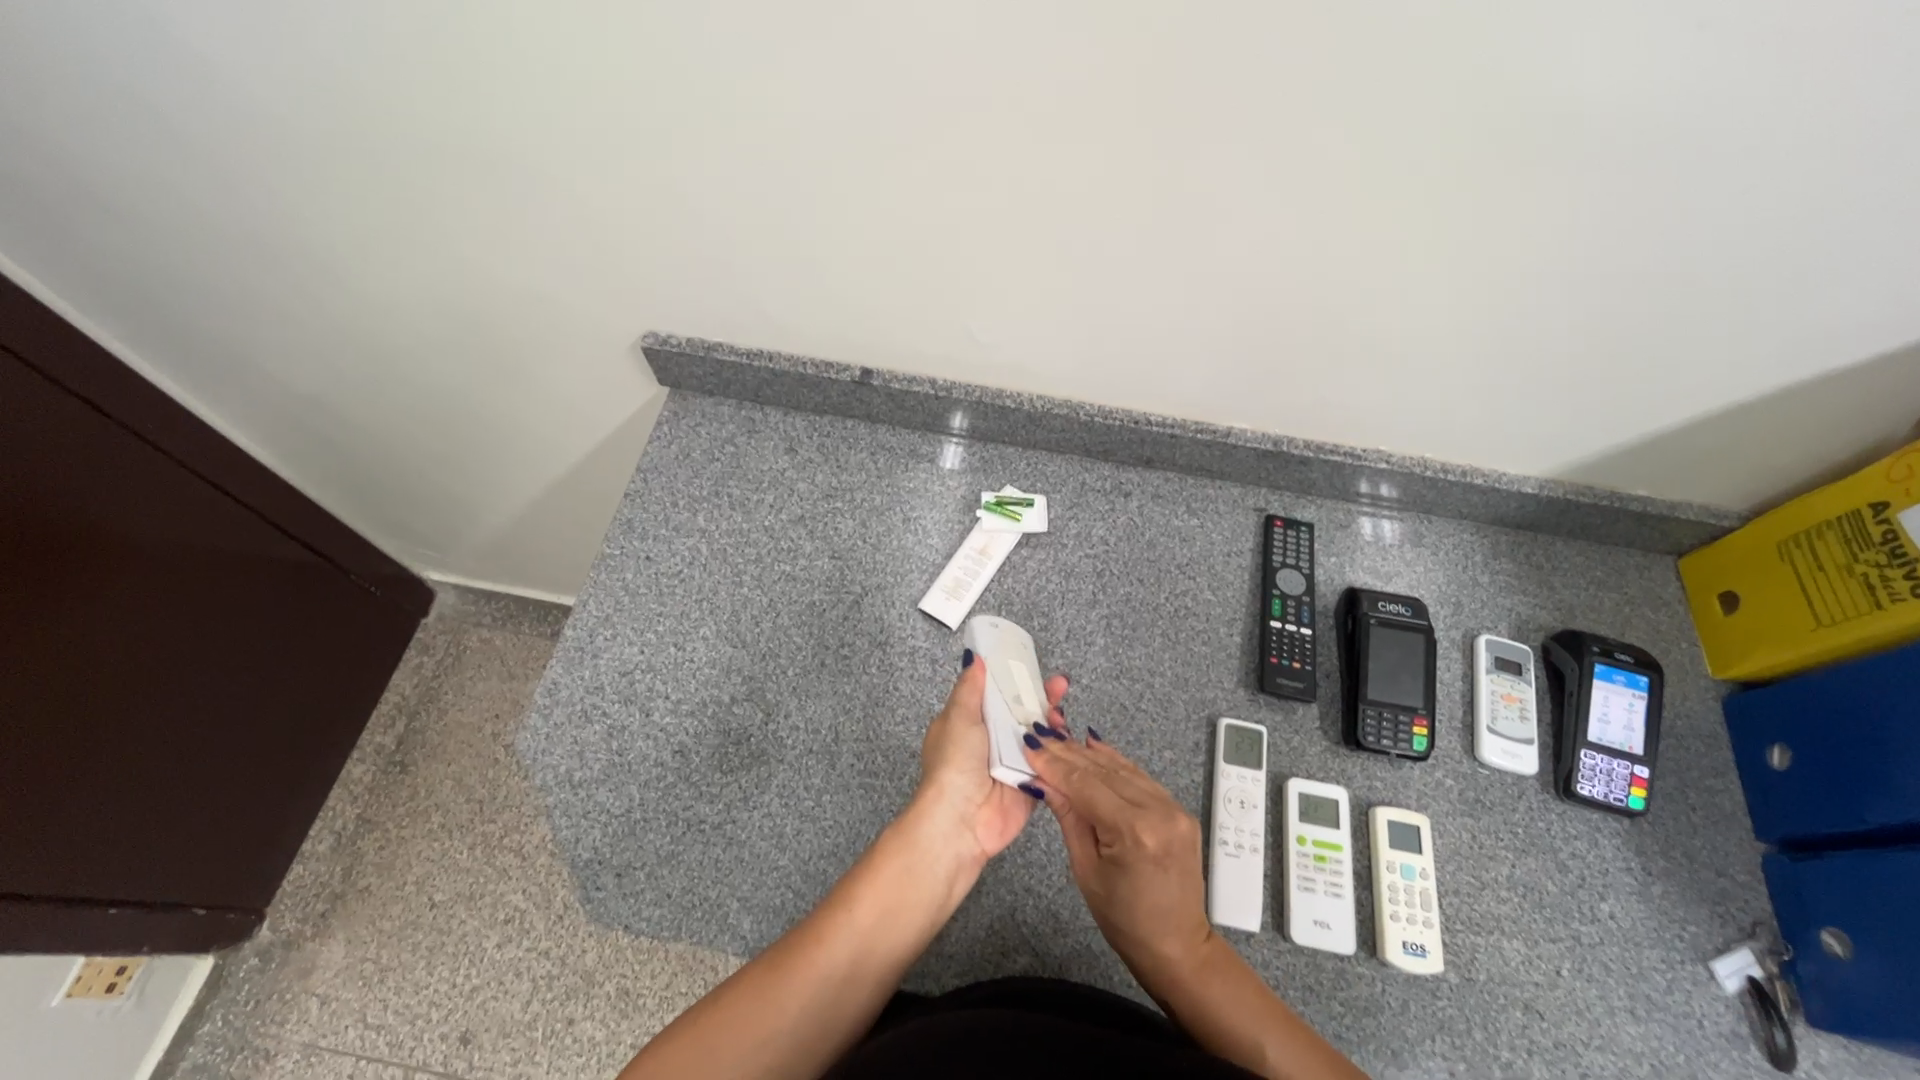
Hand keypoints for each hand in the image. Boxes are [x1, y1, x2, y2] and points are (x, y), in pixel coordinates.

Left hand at [914, 653, 1068, 864]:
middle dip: (1041, 699)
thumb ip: (970, 688)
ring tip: (1061, 715)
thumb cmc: (952, 766)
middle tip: (1059, 687)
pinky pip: (1048, 764)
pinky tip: (1068, 738)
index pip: (996, 695)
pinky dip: (1058, 752)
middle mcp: (990, 742)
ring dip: (1052, 724)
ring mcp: (1010, 763)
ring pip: (1038, 737)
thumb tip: (975, 659)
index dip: (1015, 680)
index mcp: (968, 723)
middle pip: (1022, 713)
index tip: (1033, 667)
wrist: (960, 821)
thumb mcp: (959, 717)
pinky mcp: (1029, 784)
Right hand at [1021, 732, 1214, 985]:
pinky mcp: (1180, 811)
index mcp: (1134, 831)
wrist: (1176, 945)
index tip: (1030, 746)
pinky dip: (1116, 763)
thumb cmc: (1125, 919)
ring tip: (1060, 737)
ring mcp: (1175, 809)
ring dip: (1090, 753)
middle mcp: (1159, 812)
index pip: (1085, 784)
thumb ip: (1069, 818)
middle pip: (1104, 771)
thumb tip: (1045, 782)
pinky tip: (1095, 748)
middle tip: (1039, 735)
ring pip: (1124, 769)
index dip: (1054, 764)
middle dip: (1068, 753)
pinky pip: (1142, 778)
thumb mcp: (1086, 870)